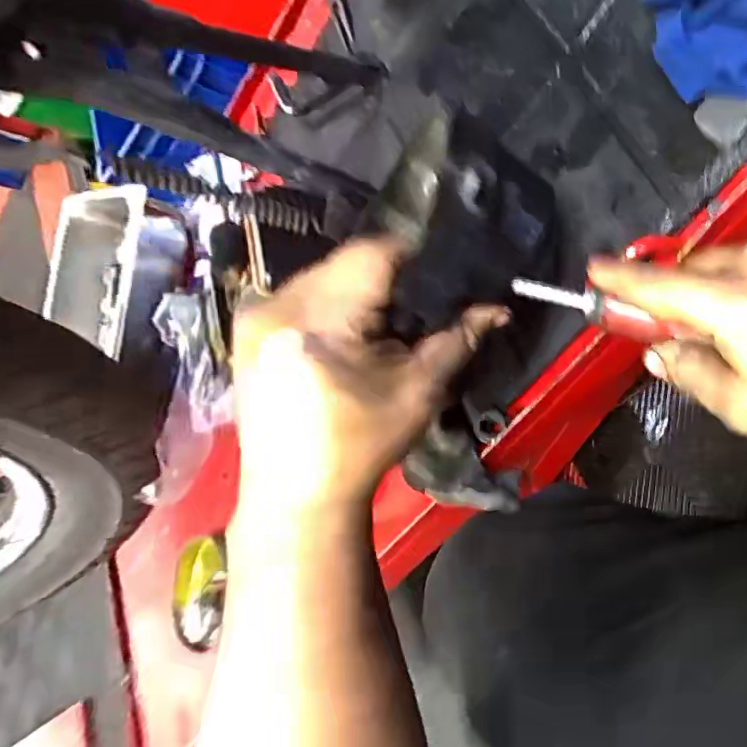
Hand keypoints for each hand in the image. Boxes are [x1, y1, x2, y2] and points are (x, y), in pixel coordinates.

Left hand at [231, 238, 506, 524]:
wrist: (297, 491)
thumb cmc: (362, 441)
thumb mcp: (421, 388)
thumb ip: (459, 339)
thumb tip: (499, 309)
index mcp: (318, 319)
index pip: (372, 254)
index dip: (414, 256)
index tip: (445, 273)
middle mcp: (276, 306)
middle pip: (347, 262)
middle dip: (390, 276)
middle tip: (423, 306)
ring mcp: (254, 316)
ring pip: (325, 274)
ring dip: (363, 289)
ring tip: (391, 322)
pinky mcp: (248, 330)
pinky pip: (304, 294)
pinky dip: (337, 303)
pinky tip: (356, 335)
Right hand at [588, 241, 746, 444]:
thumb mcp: (743, 405)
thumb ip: (691, 373)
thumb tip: (660, 352)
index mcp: (730, 302)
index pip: (659, 285)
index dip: (622, 281)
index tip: (596, 271)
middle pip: (695, 268)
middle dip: (679, 292)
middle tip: (682, 328)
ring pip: (733, 260)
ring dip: (719, 285)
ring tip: (739, 328)